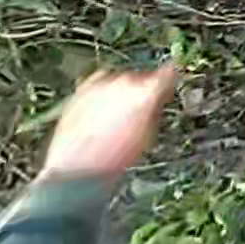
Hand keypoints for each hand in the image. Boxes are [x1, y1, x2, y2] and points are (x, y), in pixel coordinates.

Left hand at [38, 65, 176, 180]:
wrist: (75, 171)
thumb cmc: (113, 158)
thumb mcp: (148, 134)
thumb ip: (156, 108)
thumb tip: (158, 99)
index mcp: (148, 90)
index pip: (169, 72)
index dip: (169, 81)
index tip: (166, 90)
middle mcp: (127, 80)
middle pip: (144, 75)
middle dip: (144, 89)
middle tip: (138, 108)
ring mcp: (104, 82)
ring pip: (122, 78)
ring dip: (123, 90)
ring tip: (115, 113)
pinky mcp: (84, 88)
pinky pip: (100, 81)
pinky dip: (104, 90)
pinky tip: (100, 108)